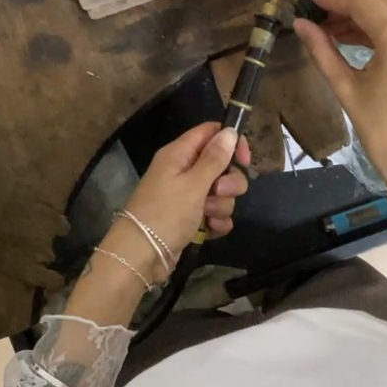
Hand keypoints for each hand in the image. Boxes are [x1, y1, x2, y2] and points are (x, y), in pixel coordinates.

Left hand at [70, 123, 248, 324]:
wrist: (142, 255)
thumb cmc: (165, 214)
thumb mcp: (193, 184)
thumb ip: (214, 158)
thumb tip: (230, 131)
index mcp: (179, 154)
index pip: (211, 133)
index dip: (230, 142)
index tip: (244, 159)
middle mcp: (183, 171)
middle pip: (221, 165)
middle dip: (229, 181)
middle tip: (219, 192)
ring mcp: (187, 196)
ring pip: (221, 192)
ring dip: (222, 205)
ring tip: (208, 216)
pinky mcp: (191, 218)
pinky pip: (215, 213)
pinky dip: (217, 221)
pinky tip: (211, 229)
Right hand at [296, 0, 386, 225]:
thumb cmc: (384, 135)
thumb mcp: (348, 91)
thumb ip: (323, 52)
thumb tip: (300, 25)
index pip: (363, 1)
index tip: (309, 2)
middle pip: (381, 0)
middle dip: (348, 5)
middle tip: (319, 20)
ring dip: (365, 16)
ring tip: (333, 31)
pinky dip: (383, 28)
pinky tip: (358, 39)